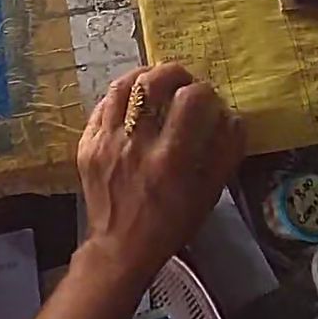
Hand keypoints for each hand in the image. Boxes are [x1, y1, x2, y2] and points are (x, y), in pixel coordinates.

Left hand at [75, 63, 244, 288]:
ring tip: (154, 80)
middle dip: (172, 72)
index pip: (190, 99)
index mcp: (171, 157)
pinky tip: (130, 100)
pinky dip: (119, 97)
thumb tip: (230, 114)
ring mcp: (106, 142)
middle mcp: (135, 144)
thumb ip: (225, 150)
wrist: (120, 247)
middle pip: (150, 84)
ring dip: (142, 76)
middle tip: (182, 78)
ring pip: (121, 88)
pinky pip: (101, 107)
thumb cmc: (171, 222)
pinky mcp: (87, 145)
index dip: (204, 90)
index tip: (207, 97)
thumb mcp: (209, 193)